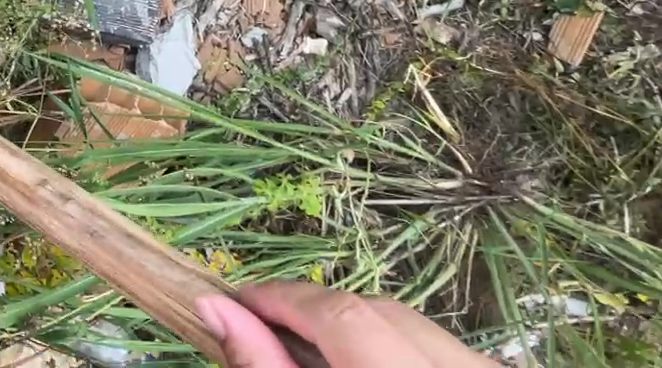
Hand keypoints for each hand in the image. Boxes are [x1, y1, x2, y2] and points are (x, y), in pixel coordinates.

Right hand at [198, 284, 494, 367]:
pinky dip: (402, 349)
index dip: (284, 300)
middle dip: (318, 313)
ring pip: (415, 327)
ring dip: (358, 329)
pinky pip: (449, 350)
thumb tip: (212, 304)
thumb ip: (266, 366)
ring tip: (320, 357)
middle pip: (379, 313)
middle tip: (271, 332)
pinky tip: (373, 366)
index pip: (342, 316)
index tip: (239, 302)